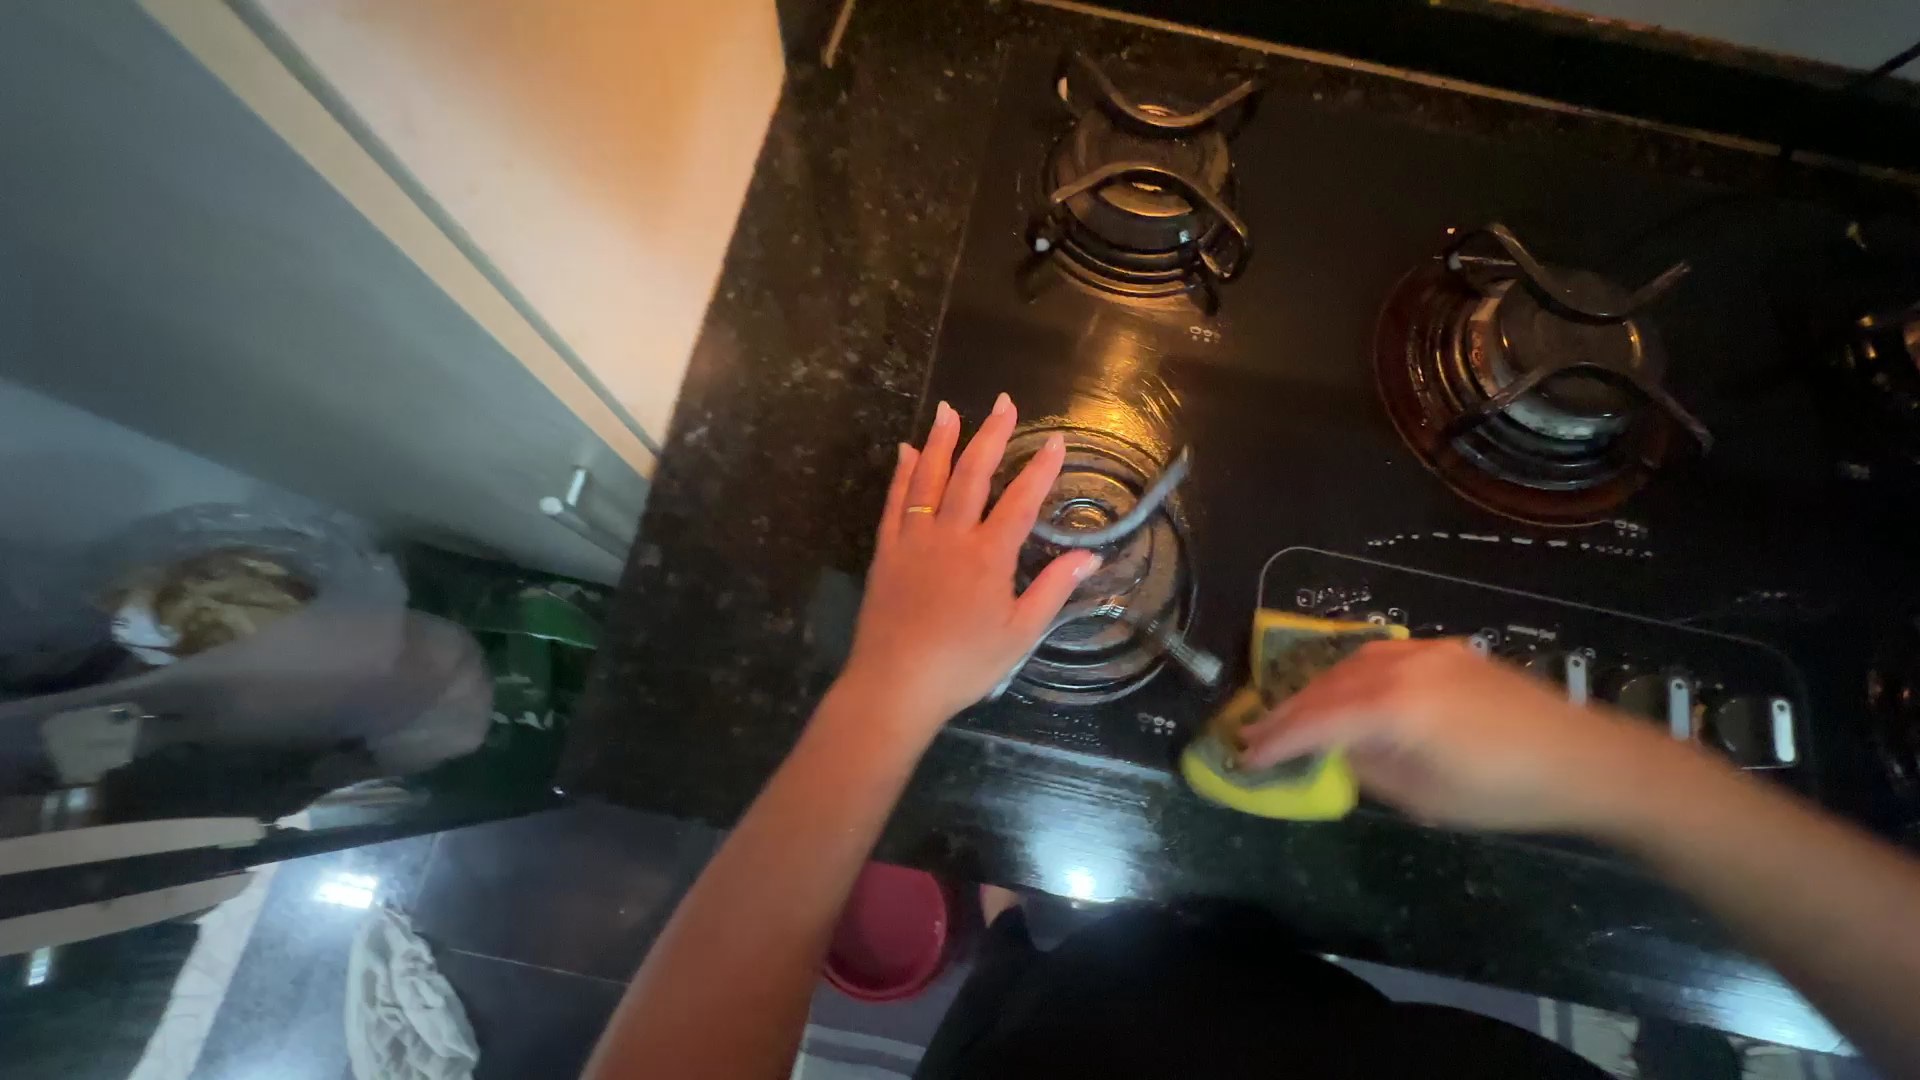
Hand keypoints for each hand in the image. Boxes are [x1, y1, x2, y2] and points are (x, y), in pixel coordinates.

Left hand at [838, 395, 1100, 731]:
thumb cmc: (964, 664)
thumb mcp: (1019, 634)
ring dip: (942, 441)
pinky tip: (908, 452)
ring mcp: (914, 540)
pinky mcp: (887, 551)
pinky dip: (903, 473)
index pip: (1021, 501)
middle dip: (991, 436)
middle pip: (973, 475)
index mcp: (988, 556)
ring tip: (950, 410)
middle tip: (1003, 404)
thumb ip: (1053, 590)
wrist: (895, 684)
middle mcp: (951, 536)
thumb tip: (1090, 556)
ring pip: (929, 479)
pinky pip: (896, 502)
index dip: (1041, 469)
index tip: (1057, 441)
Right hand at [1238, 638, 1704, 832]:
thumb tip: (1333, 749)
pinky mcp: (1442, 649)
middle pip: (1323, 687)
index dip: (1276, 740)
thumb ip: (1366, 766)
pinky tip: (1340, 689)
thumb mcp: (1424, 797)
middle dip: (1284, 712)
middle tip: (1251, 733)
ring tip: (1289, 713)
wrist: (1591, 761)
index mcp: (1395, 707)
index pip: (1315, 721)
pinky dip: (1347, 673)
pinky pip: (1376, 655)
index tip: (1244, 756)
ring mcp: (1422, 652)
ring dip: (1313, 690)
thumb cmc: (1506, 793)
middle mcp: (1400, 667)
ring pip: (1345, 665)